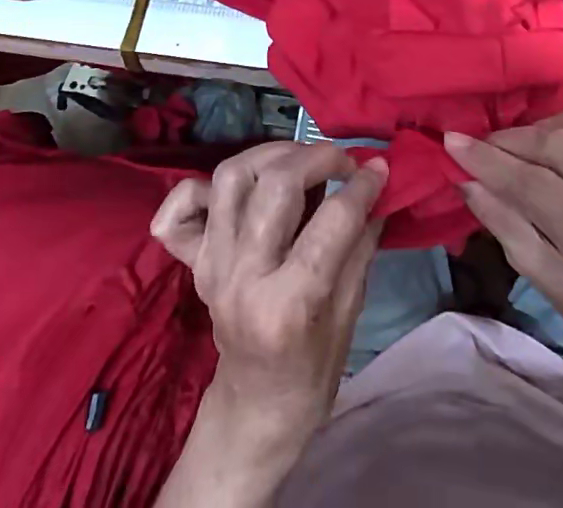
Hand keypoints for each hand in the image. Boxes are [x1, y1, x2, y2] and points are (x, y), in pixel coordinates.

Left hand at [150, 141, 386, 440]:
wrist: (254, 408)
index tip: (379, 170)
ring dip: (272, 155)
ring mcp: (212, 265)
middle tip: (343, 162)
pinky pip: (184, 205)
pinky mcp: (196, 260)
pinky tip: (243, 187)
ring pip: (231, 178)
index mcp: (288, 304)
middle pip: (275, 186)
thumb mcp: (350, 314)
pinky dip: (205, 184)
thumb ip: (360, 246)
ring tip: (301, 160)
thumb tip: (376, 190)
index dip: (362, 186)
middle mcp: (241, 277)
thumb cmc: (311, 372)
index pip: (331, 222)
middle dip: (318, 158)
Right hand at [446, 108, 562, 362]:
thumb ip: (505, 225)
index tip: (454, 143)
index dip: (494, 163)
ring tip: (518, 145)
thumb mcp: (542, 280)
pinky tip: (551, 137)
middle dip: (513, 140)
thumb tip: (465, 178)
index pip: (541, 191)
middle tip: (483, 143)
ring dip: (539, 128)